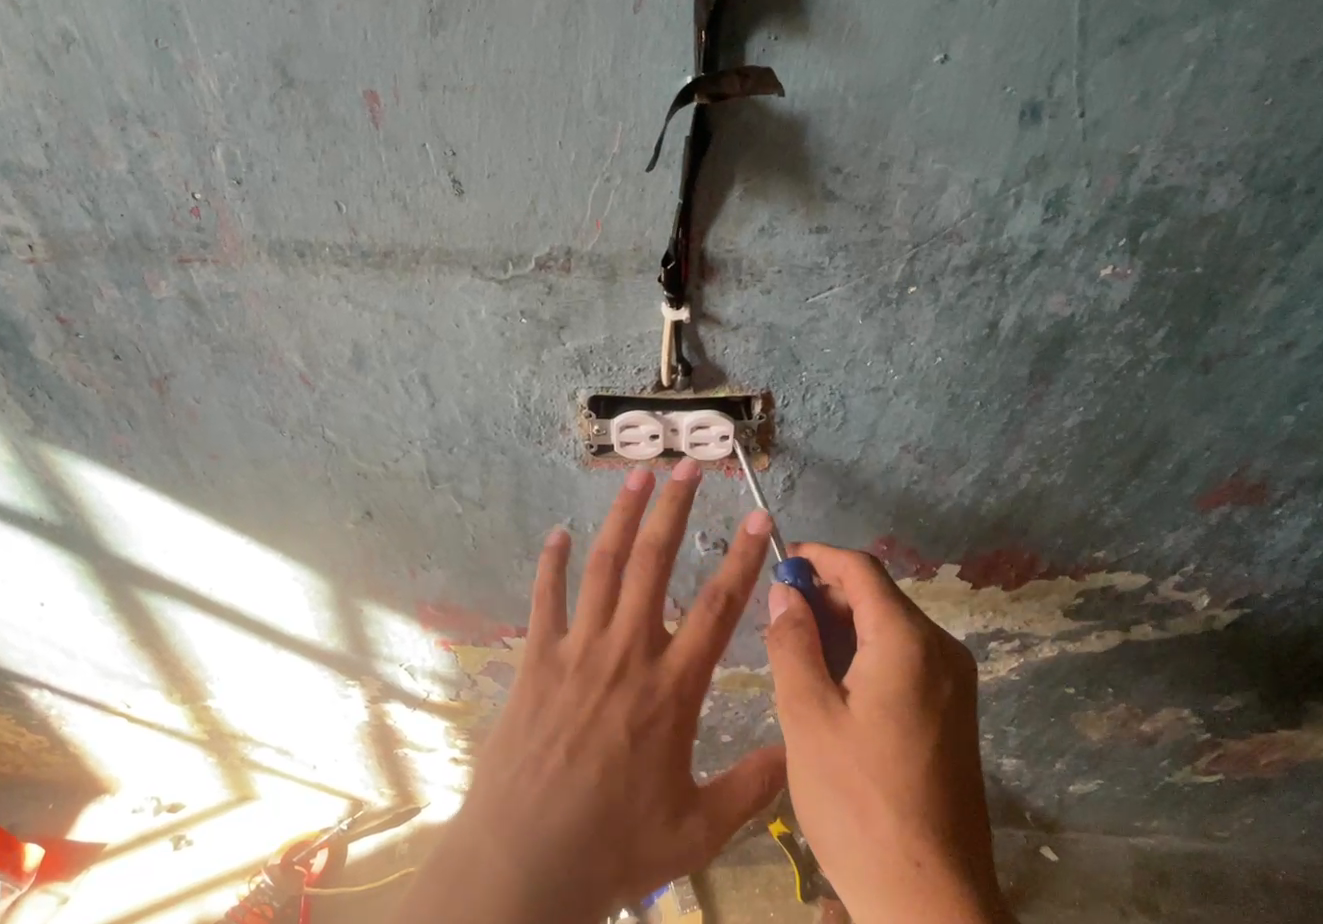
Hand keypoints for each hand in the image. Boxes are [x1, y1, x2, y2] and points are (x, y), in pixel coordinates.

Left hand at [404, 461, 786, 922]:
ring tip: (636, 476)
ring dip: (622, 518)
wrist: (526, 857)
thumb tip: (797, 750)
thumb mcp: (698, 828)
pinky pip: (544, 599)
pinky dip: (551, 563)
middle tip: (690, 466)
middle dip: (675, 510)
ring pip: (603, 568)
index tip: (761, 517)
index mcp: (671, 688)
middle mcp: (626, 654)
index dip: (743, 558)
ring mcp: (575, 651)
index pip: (717, 607)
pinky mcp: (535, 661)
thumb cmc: (616, 844)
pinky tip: (557, 532)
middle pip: (654, 564)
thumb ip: (752, 786)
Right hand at [764, 544, 1008, 922]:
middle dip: (824, 597)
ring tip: (792, 658)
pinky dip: (862, 658)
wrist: (930, 899)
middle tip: (774, 622)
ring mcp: (953, 685)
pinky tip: (828, 689)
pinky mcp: (952, 714)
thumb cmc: (858, 803)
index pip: (860, 568)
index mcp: (908, 642)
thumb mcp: (807, 717)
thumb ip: (793, 643)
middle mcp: (941, 651)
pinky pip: (903, 662)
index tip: (774, 566)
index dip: (815, 557)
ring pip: (888, 630)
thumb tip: (786, 591)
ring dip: (840, 630)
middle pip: (877, 597)